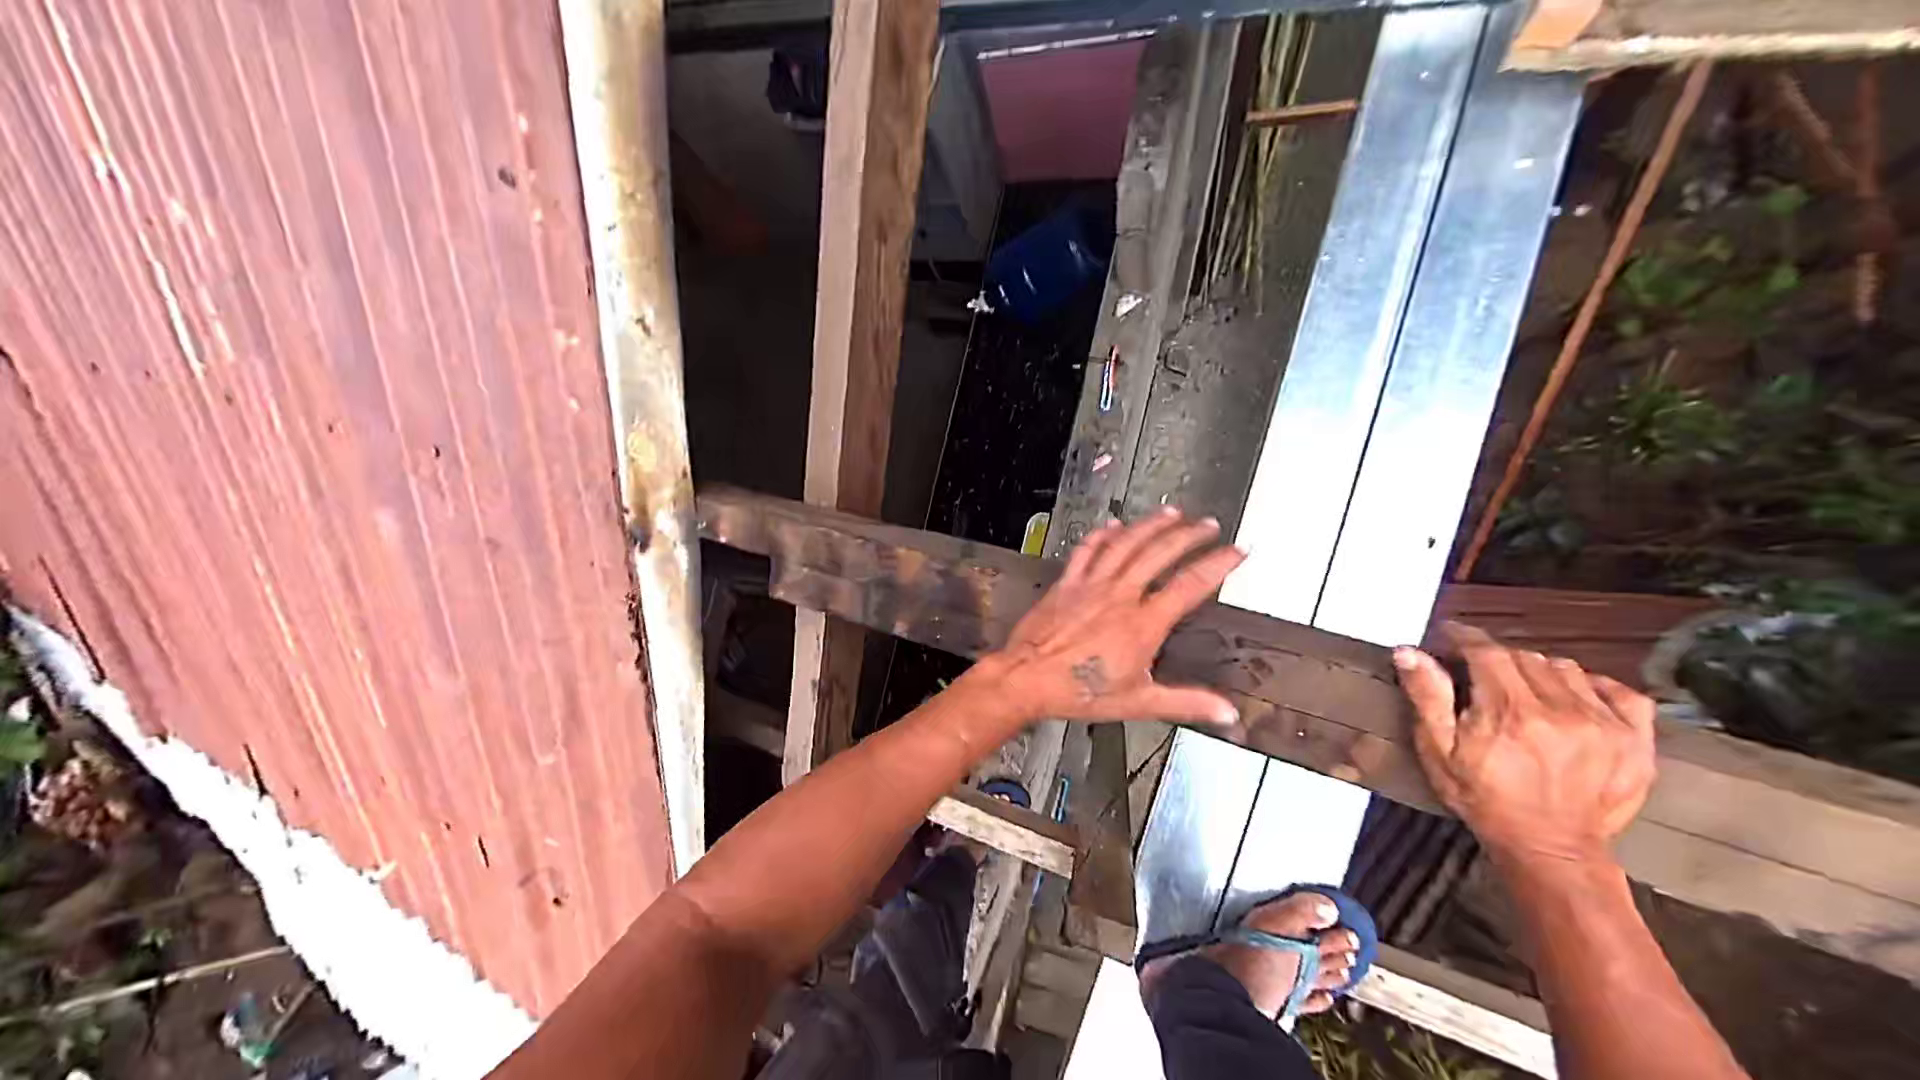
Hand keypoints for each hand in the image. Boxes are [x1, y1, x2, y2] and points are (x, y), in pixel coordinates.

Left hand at [975, 507, 1245, 726]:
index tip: (1236, 551)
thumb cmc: (1078, 692)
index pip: (1190, 585)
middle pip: (1160, 553)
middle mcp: (1119, 596)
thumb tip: (1225, 711)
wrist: (1026, 679)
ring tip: (1171, 513)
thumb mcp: (1139, 703)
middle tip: (1208, 525)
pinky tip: (1113, 525)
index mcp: (1142, 623)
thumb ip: (1186, 702)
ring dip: (1151, 525)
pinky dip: (1102, 535)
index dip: (1218, 565)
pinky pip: (1087, 551)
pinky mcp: (1066, 584)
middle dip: (1189, 535)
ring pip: (1126, 544)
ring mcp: (1091, 586)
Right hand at [1394, 623, 1656, 867]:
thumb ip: (1426, 697)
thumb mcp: (1438, 751)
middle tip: (1479, 675)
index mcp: (1508, 712)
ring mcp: (1604, 724)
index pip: (1485, 650)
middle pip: (1524, 657)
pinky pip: (1620, 691)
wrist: (1550, 848)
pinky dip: (1594, 686)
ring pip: (1565, 668)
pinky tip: (1573, 698)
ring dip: (1538, 671)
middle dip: (1496, 658)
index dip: (1463, 637)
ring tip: (1522, 691)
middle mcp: (1559, 710)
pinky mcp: (1636, 741)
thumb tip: (1409, 653)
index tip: (1449, 636)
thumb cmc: (1484, 798)